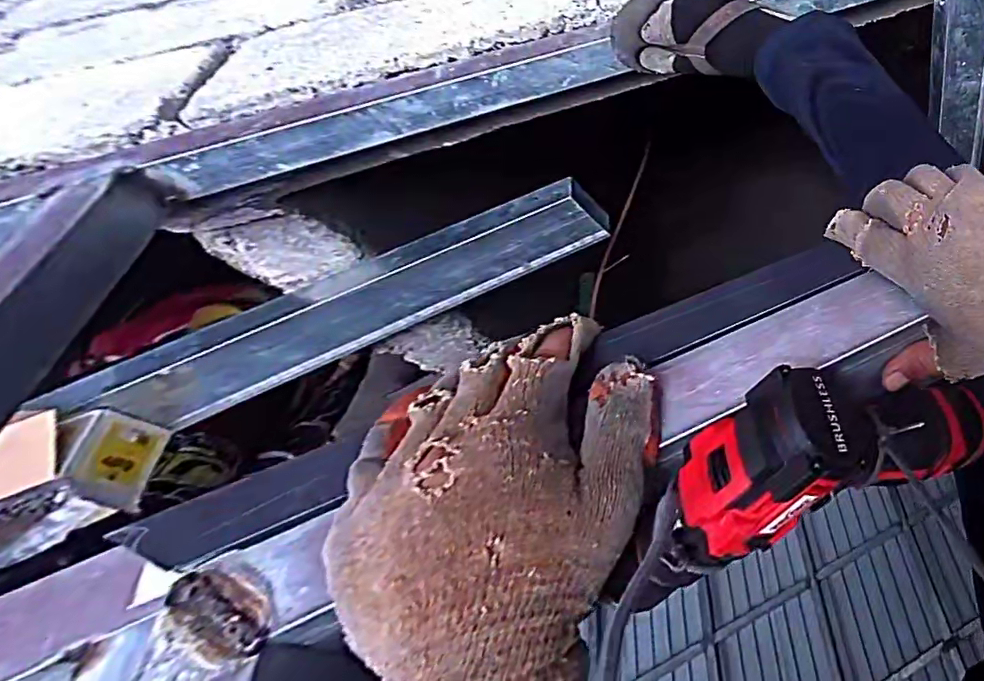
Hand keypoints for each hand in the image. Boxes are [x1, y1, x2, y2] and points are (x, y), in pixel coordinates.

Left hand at [324, 317, 653, 680]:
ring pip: (431, 400)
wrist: (478, 665)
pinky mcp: (357, 520)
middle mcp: (450, 442)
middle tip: (539, 362)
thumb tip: (626, 372)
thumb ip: (621, 424)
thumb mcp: (611, 497)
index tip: (578, 335)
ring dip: (465, 387)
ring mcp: (396, 479)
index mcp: (515, 430)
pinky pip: (372, 452)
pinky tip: (419, 438)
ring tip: (487, 393)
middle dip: (521, 355)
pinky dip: (400, 433)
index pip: (543, 354)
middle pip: (487, 368)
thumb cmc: (550, 580)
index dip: (567, 337)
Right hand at [825, 164, 983, 389]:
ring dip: (909, 187)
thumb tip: (890, 378)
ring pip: (915, 175)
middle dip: (874, 203)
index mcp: (912, 264)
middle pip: (884, 196)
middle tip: (879, 216)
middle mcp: (926, 224)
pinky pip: (953, 171)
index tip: (839, 226)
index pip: (864, 236)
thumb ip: (922, 362)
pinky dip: (947, 180)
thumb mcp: (964, 353)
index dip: (845, 227)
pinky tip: (955, 194)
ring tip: (916, 202)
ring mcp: (955, 200)